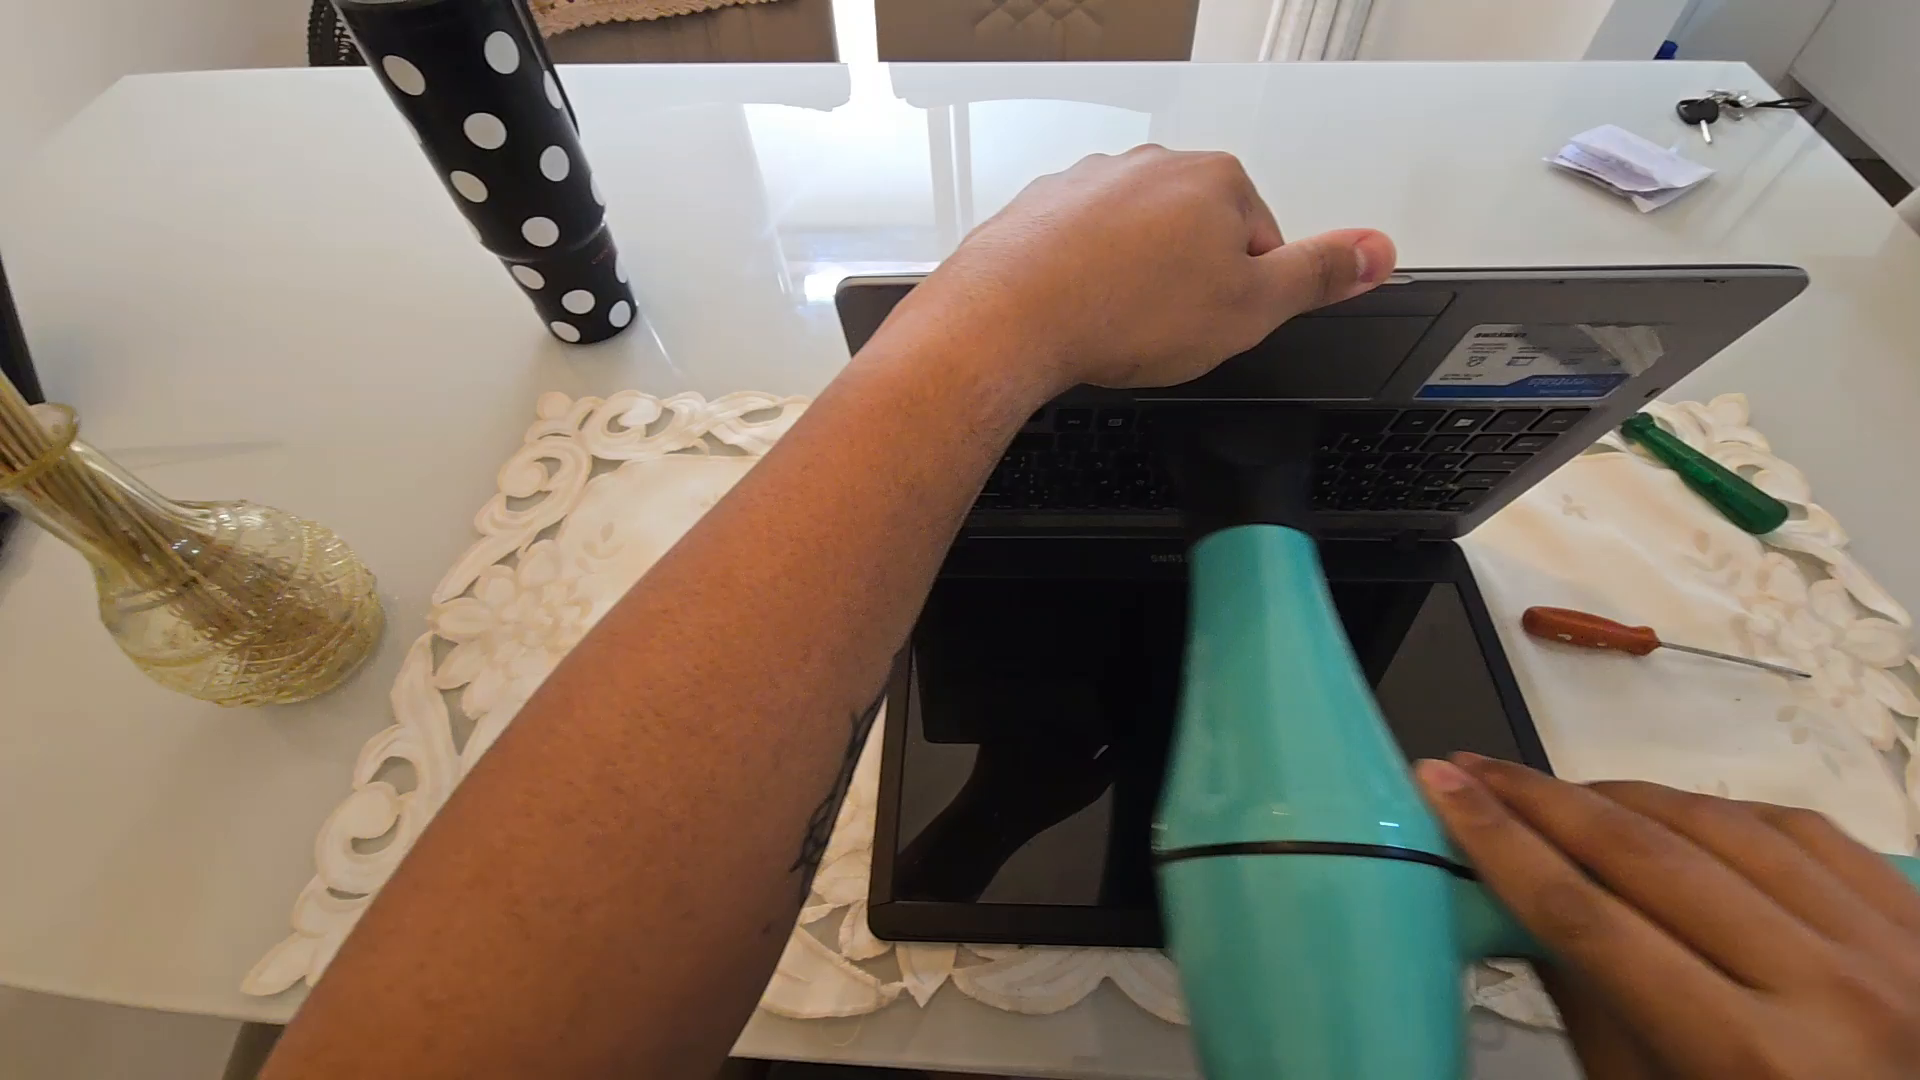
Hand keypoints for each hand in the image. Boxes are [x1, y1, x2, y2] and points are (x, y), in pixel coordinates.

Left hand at [881, 145, 1395, 394]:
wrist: (1014, 319)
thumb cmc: (1122, 313)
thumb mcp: (1247, 310)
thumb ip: (1316, 277)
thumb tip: (1375, 252)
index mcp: (1215, 182)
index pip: (1258, 237)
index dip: (1241, 294)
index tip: (1215, 323)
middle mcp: (1151, 168)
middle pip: (1192, 236)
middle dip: (1184, 285)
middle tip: (1162, 330)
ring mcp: (1090, 184)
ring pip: (1131, 243)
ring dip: (1130, 282)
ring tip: (1113, 324)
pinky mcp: (1042, 211)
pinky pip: (1078, 251)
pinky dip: (1081, 279)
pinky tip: (1074, 311)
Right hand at [1417, 754, 1919, 1078]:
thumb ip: (1581, 996)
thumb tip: (1503, 891)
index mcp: (1757, 1064)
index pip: (1587, 917)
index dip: (1498, 839)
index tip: (1437, 780)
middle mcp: (1843, 1001)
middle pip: (1648, 855)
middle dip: (1539, 797)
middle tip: (1473, 766)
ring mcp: (1903, 958)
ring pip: (1722, 825)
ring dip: (1616, 794)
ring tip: (1556, 792)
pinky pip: (1806, 831)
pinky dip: (1715, 807)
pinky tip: (1667, 812)